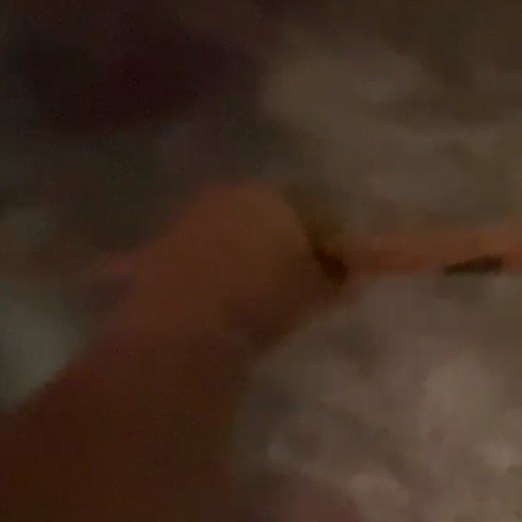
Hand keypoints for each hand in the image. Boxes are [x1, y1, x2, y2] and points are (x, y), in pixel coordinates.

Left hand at [117, 183, 340, 353]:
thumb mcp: (320, 293)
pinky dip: (230, 264)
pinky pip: (214, 247)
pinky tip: (240, 293)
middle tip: (313, 277)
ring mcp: (194, 214)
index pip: (323, 210)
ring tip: (275, 289)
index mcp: (276, 197)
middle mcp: (233, 193)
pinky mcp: (166, 241)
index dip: (340, 238)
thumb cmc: (265, 301)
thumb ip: (343, 277)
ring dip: (260, 252)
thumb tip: (355, 272)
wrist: (184, 328)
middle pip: (278, 214)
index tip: (349, 266)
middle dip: (297, 241)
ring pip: (243, 229)